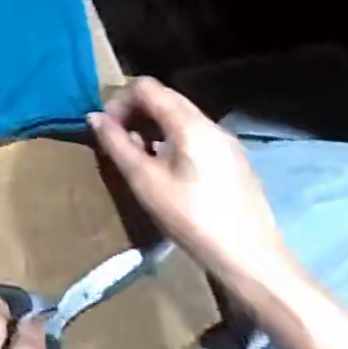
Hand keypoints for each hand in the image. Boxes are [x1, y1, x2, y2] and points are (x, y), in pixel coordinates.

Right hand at [87, 78, 291, 286]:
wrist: (253, 262)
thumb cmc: (193, 219)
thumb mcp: (145, 182)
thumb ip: (117, 144)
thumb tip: (94, 117)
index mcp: (188, 123)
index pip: (145, 86)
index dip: (119, 100)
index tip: (107, 128)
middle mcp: (209, 122)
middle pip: (164, 96)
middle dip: (135, 111)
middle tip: (118, 139)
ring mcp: (225, 140)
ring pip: (179, 114)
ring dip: (152, 124)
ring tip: (139, 155)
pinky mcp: (233, 158)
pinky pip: (194, 132)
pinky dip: (171, 137)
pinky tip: (166, 168)